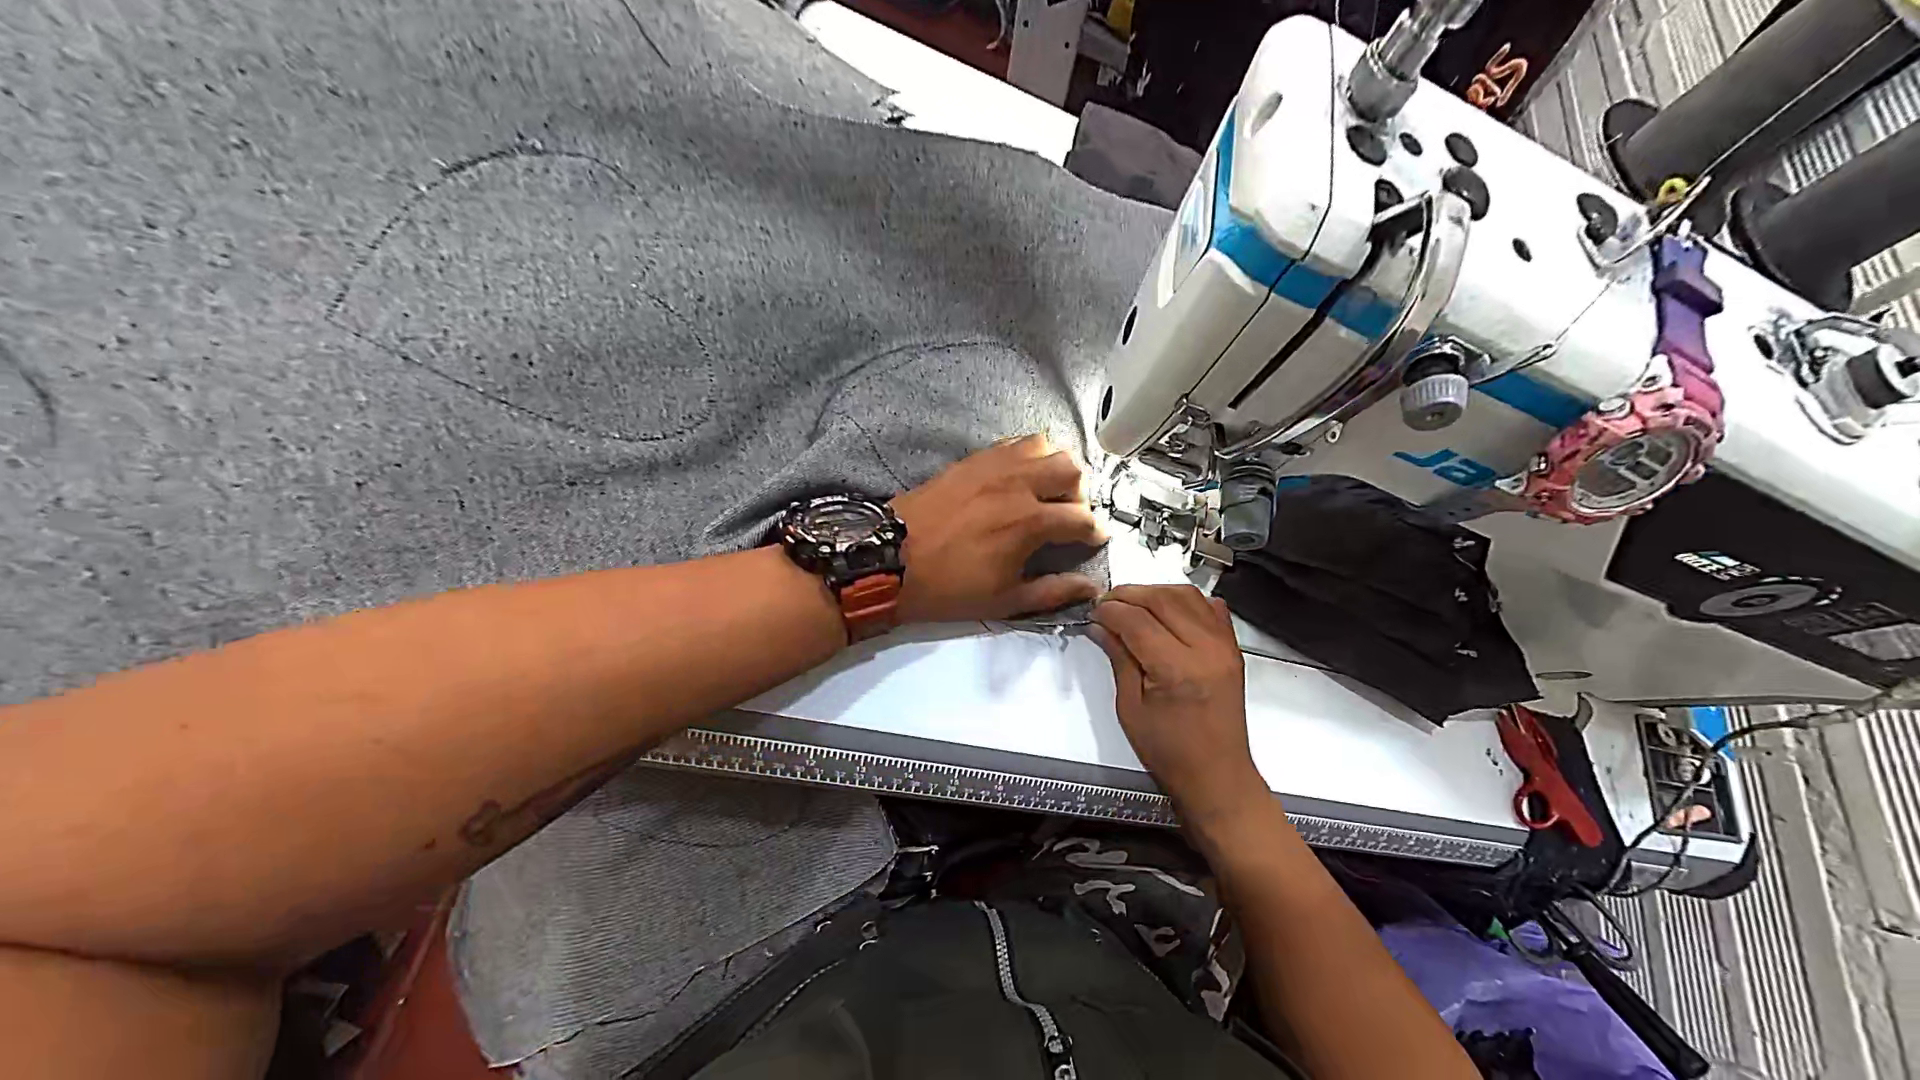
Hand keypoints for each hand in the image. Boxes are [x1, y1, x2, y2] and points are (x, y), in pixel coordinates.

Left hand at [889, 435, 1105, 622]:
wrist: (890, 559)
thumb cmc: (948, 586)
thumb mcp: (1004, 601)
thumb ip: (1053, 592)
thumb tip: (1089, 588)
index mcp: (1029, 522)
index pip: (1082, 518)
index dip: (1095, 531)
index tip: (1094, 539)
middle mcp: (1017, 484)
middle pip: (1072, 470)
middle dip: (1081, 493)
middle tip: (1069, 514)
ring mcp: (993, 466)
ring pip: (1045, 446)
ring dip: (1056, 466)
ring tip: (1047, 491)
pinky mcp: (972, 459)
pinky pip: (1013, 443)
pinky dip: (1027, 455)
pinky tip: (1020, 477)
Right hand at [1091, 585, 1269, 825]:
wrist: (1217, 776)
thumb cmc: (1171, 753)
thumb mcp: (1130, 707)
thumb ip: (1118, 658)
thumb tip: (1100, 626)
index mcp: (1177, 670)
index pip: (1136, 620)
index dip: (1110, 610)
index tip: (1094, 612)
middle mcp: (1206, 651)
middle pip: (1162, 599)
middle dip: (1129, 595)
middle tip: (1107, 604)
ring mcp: (1224, 647)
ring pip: (1187, 596)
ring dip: (1156, 592)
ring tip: (1133, 605)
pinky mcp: (1232, 650)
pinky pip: (1211, 609)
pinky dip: (1187, 601)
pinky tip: (1168, 611)